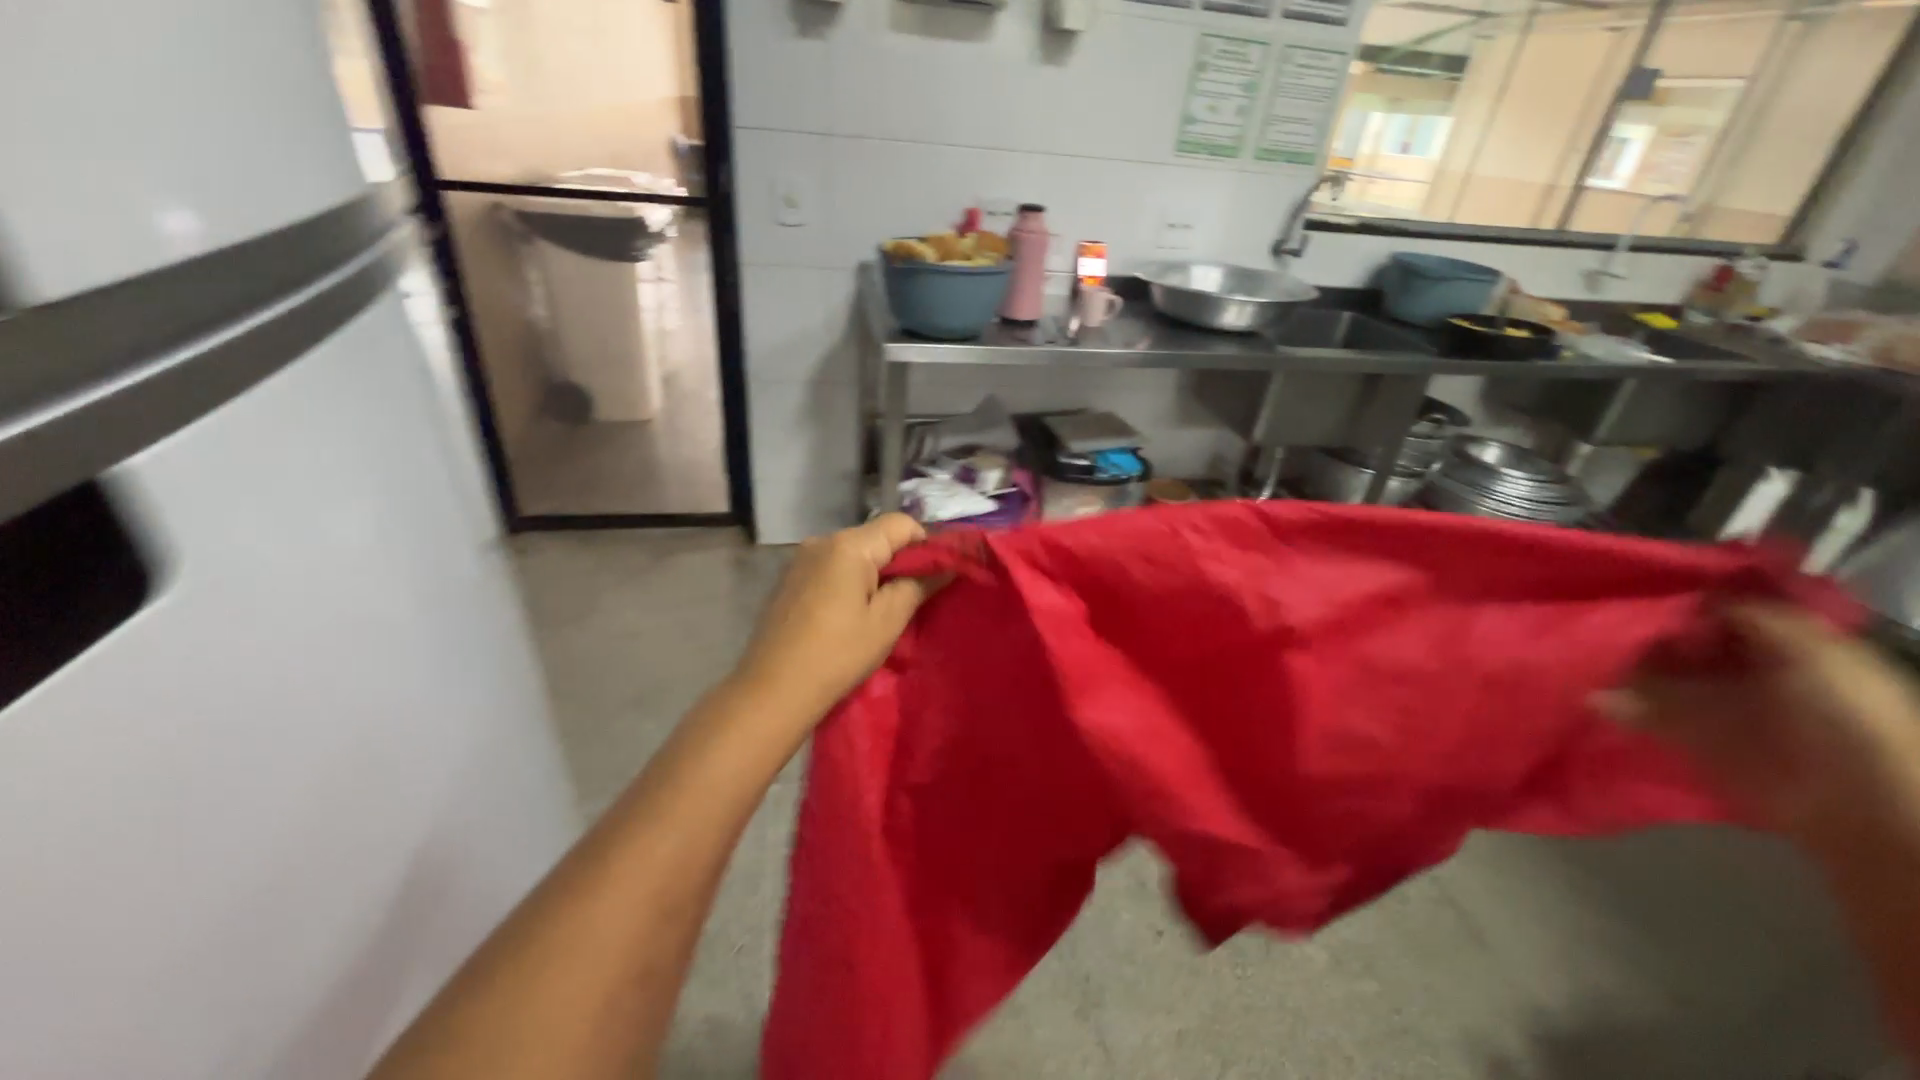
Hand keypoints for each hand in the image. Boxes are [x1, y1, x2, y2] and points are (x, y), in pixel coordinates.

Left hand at [732, 514, 946, 725]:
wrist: (773, 689)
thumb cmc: (837, 654)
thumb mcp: (887, 621)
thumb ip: (918, 586)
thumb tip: (945, 567)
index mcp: (849, 544)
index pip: (901, 523)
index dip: (926, 545)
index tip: (936, 578)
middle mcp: (822, 541)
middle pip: (876, 537)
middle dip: (900, 562)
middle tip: (915, 600)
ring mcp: (801, 560)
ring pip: (854, 554)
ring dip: (875, 575)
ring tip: (883, 612)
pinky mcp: (790, 581)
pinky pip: (833, 569)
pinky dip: (851, 583)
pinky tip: (851, 616)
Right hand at [1595, 603, 1919, 849]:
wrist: (1855, 800)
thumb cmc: (1845, 715)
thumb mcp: (1815, 649)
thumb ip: (1756, 615)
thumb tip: (1697, 595)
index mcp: (1782, 644)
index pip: (1724, 610)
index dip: (1689, 596)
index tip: (1649, 582)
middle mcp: (1745, 669)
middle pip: (1684, 640)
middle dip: (1649, 627)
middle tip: (1610, 615)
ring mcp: (1716, 705)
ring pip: (1658, 674)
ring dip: (1626, 665)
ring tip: (1590, 652)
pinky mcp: (1691, 738)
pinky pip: (1646, 715)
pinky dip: (1617, 706)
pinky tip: (1593, 694)